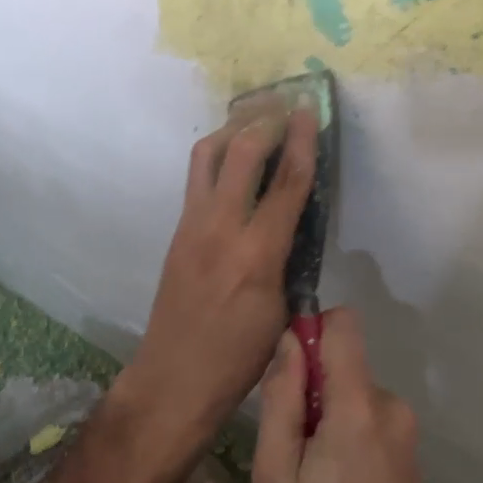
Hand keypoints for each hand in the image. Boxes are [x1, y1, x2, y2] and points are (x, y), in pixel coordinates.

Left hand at [116, 94, 319, 454]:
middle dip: (266, 119)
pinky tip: (234, 155)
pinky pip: (198, 175)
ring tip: (257, 119)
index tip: (309, 109)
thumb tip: (295, 217)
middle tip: (285, 103)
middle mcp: (221, 227)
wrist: (173, 379)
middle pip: (243, 151)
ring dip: (235, 128)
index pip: (287, 182)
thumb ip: (290, 255)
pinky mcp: (178, 228)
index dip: (302, 139)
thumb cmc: (239, 357)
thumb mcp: (280, 309)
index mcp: (257, 254)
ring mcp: (193, 224)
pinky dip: (219, 153)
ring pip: (209, 153)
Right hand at [254, 309, 422, 482]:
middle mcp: (392, 406)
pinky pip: (370, 419)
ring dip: (331, 419)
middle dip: (314, 393)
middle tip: (294, 447)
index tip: (290, 368)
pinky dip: (349, 436)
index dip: (313, 330)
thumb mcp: (276, 473)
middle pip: (344, 367)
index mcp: (360, 406)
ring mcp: (406, 430)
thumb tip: (291, 338)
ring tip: (315, 474)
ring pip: (354, 396)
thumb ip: (281, 399)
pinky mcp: (410, 451)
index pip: (344, 324)